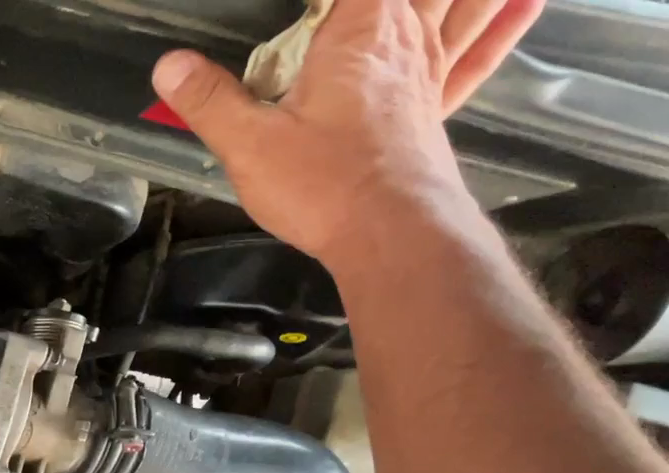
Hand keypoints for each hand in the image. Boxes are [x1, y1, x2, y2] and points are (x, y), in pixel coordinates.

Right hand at [150, 0, 542, 266]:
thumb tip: (167, 64)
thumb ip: (209, 100)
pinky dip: (503, 21)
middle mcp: (402, 38)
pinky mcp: (436, 104)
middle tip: (349, 7)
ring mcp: (428, 70)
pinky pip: (480, 49)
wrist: (389, 230)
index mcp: (356, 34)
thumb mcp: (247, 144)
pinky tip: (524, 1)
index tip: (311, 8)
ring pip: (460, 1)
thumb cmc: (319, 184)